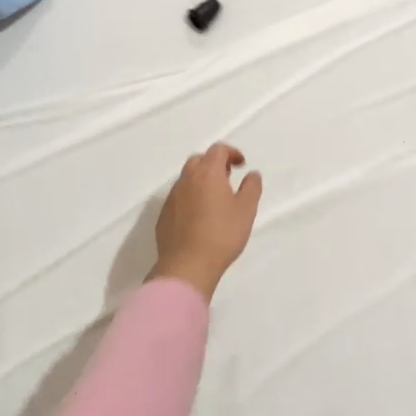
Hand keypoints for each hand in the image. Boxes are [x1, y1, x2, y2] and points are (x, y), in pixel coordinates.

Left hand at [150, 143, 262, 300]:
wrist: (187, 266)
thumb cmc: (221, 234)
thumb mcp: (246, 210)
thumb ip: (251, 187)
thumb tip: (252, 173)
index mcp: (207, 173)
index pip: (218, 150)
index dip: (231, 152)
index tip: (241, 165)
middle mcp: (187, 179)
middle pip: (199, 160)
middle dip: (213, 164)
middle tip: (227, 179)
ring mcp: (172, 197)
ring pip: (186, 179)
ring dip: (200, 181)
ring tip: (214, 200)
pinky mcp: (163, 215)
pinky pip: (178, 197)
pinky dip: (189, 198)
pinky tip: (198, 217)